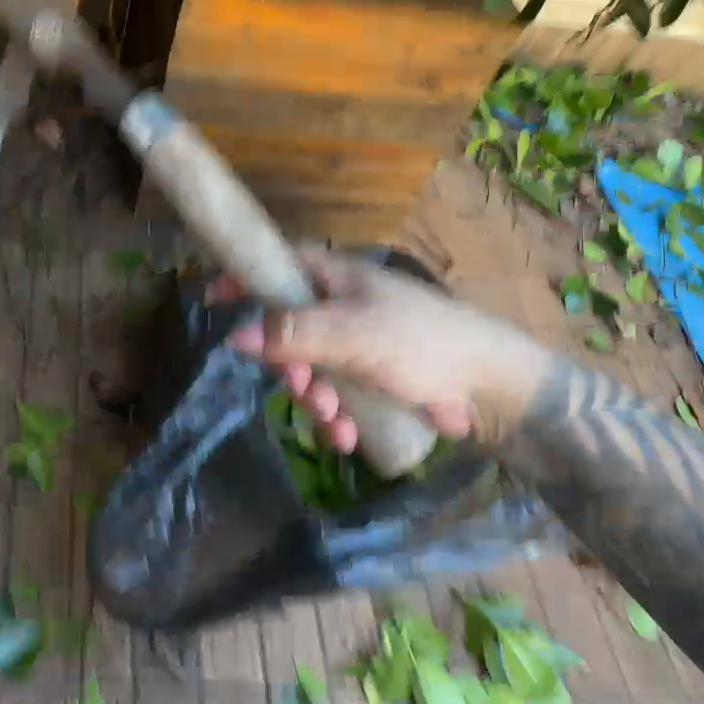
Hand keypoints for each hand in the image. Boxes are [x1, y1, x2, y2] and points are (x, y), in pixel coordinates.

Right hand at [221, 249, 551, 450]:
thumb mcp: (351, 334)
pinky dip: (336, 417)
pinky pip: (336, 394)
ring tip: (333, 422)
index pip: (280, 264)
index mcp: (337, 278)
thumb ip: (292, 334)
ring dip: (314, 399)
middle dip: (290, 367)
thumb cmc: (419, 341)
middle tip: (301, 389)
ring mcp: (356, 342)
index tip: (215, 297)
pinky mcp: (371, 377)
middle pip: (288, 329)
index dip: (247, 276)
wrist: (488, 385)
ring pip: (310, 368)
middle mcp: (341, 305)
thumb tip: (234, 335)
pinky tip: (346, 438)